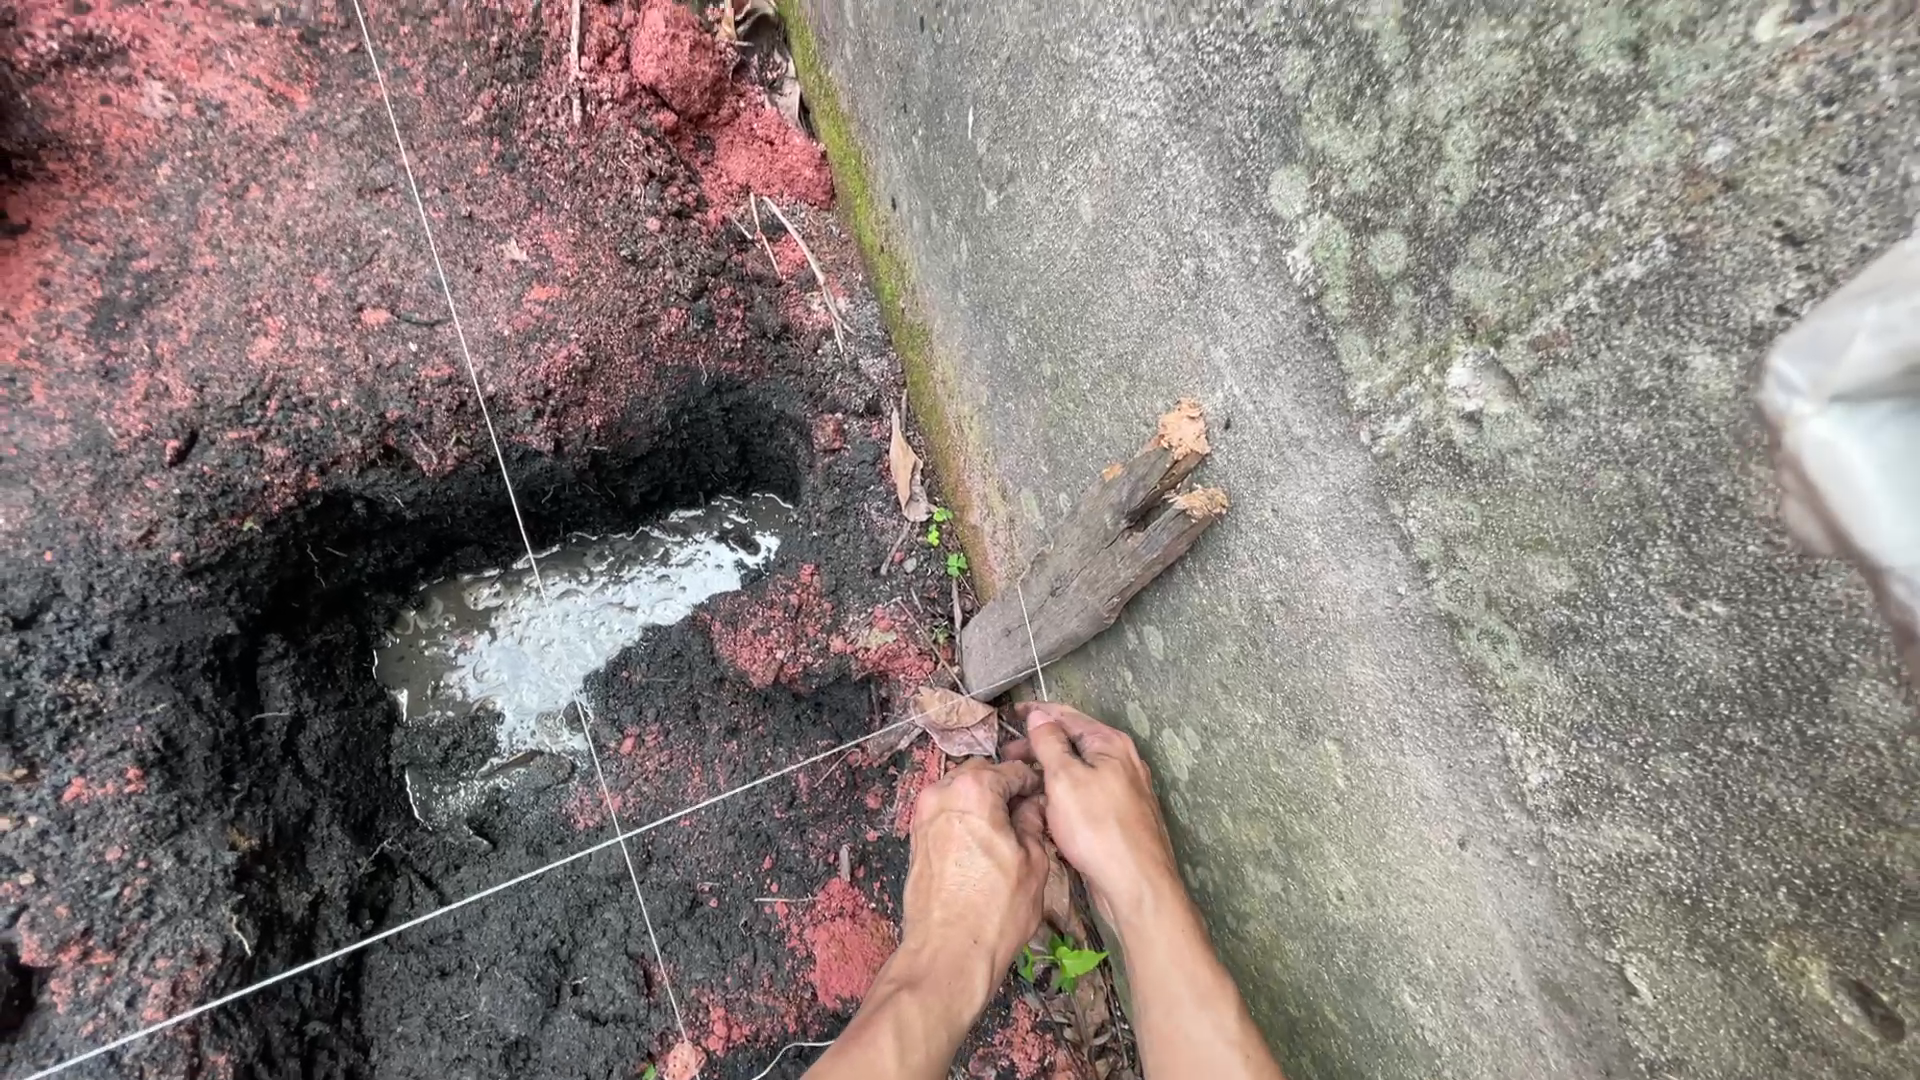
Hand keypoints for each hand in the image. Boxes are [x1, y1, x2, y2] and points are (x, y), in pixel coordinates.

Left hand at [806, 760, 1050, 1079]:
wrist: (946, 955)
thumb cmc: (997, 909)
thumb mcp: (1033, 862)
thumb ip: (1033, 822)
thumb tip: (1032, 805)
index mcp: (975, 789)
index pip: (1012, 770)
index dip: (1033, 782)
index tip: (1044, 797)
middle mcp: (943, 791)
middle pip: (981, 773)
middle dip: (1003, 787)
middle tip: (1026, 812)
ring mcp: (924, 813)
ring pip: (959, 790)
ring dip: (981, 800)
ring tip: (1004, 828)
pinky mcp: (915, 835)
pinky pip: (945, 811)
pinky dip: (963, 816)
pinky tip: (981, 840)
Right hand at [1006, 702, 1181, 930]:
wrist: (1138, 887)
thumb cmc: (1099, 829)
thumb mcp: (1064, 779)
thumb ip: (1049, 743)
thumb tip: (1040, 716)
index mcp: (1110, 743)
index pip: (1067, 715)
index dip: (1037, 712)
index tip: (1011, 713)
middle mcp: (1122, 760)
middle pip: (1074, 741)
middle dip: (1039, 745)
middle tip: (1008, 755)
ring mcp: (1124, 788)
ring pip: (1079, 769)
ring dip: (1050, 770)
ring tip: (1022, 780)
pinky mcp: (1120, 815)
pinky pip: (1085, 792)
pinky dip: (1064, 791)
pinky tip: (1047, 804)